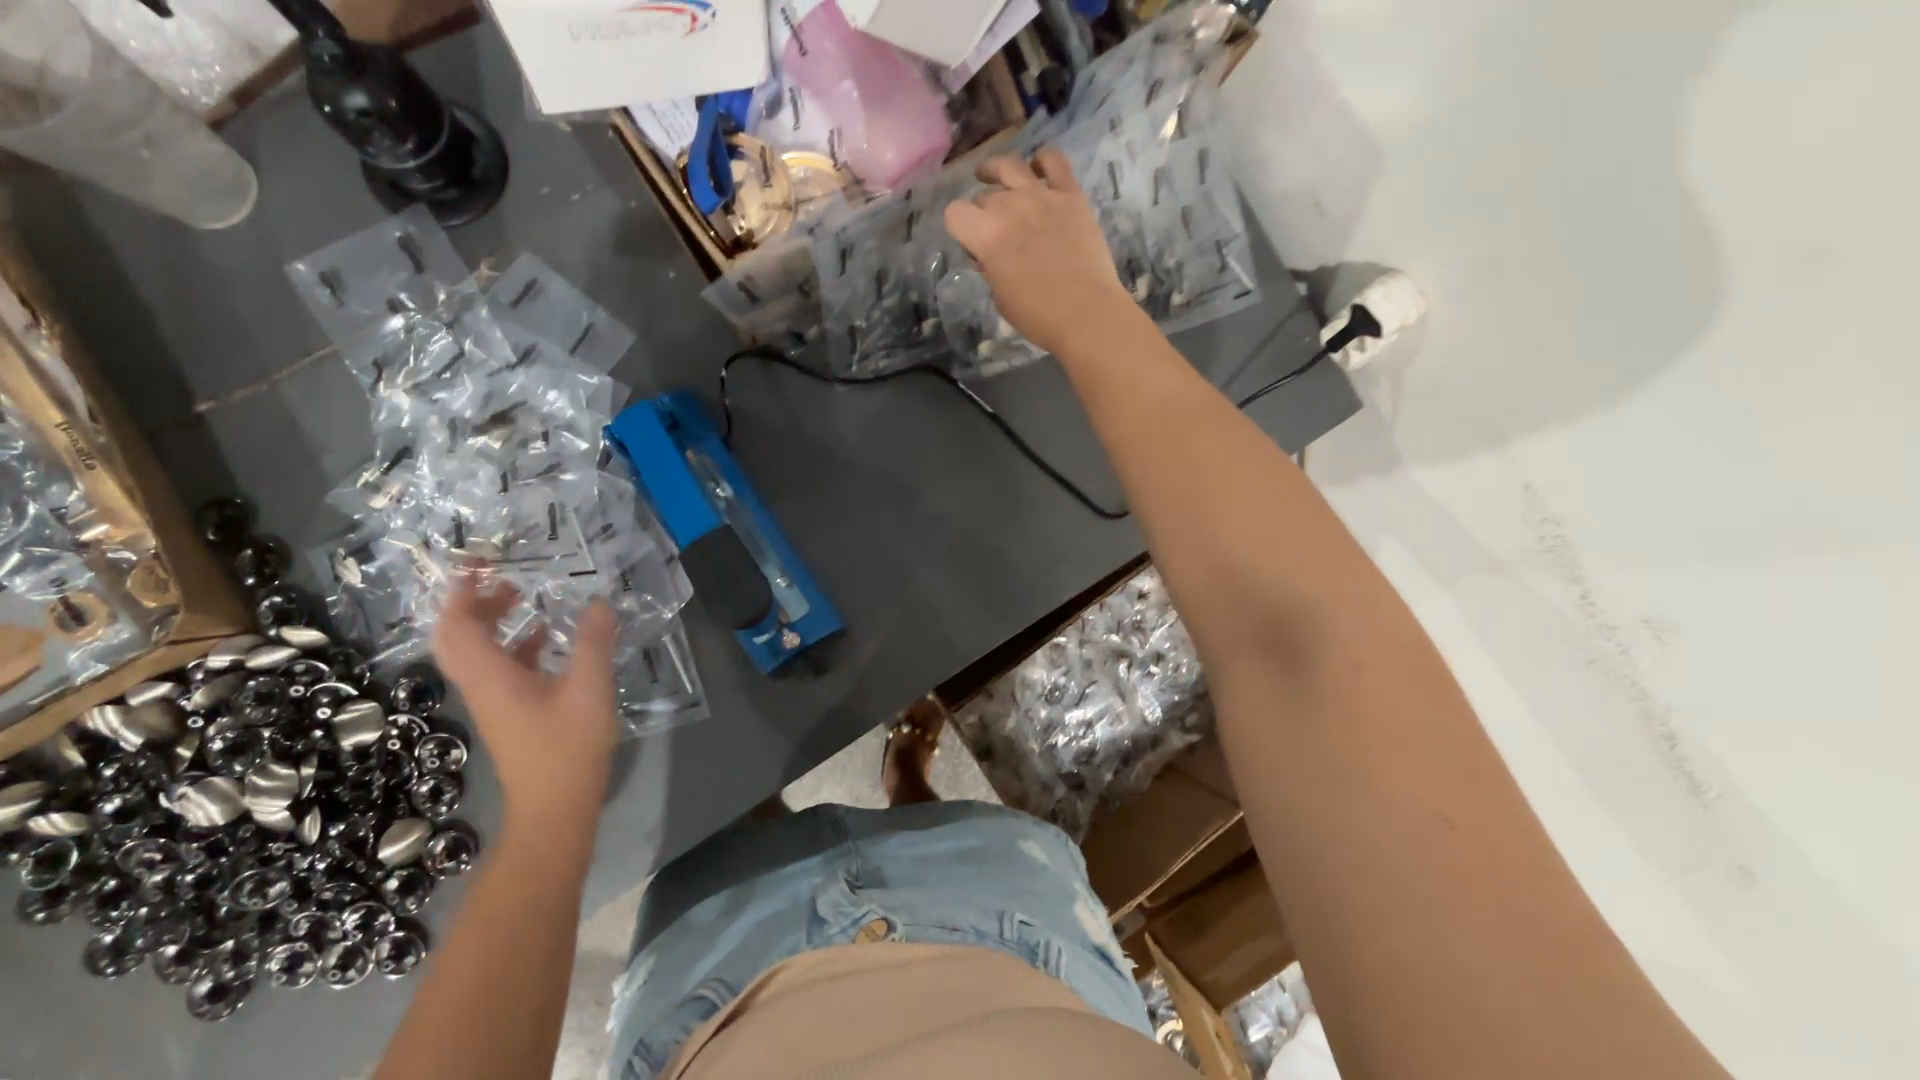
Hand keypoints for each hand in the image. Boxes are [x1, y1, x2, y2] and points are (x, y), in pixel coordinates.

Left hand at [431, 577, 618, 835]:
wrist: (554, 808)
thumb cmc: (568, 749)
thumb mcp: (590, 691)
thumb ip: (593, 644)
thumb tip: (598, 602)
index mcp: (491, 676)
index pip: (458, 625)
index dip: (461, 591)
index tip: (481, 563)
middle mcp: (482, 685)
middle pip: (457, 636)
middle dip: (473, 602)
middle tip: (500, 579)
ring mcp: (493, 701)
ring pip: (478, 652)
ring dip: (493, 621)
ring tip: (522, 598)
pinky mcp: (509, 713)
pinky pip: (499, 668)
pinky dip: (515, 645)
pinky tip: (547, 639)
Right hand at [944, 147, 1136, 356]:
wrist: (1087, 313)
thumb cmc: (1038, 315)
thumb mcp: (999, 296)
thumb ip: (989, 267)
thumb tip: (990, 254)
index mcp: (986, 234)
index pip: (954, 213)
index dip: (959, 228)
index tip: (972, 245)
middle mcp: (1009, 206)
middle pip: (984, 196)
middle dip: (983, 214)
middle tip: (997, 234)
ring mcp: (1042, 196)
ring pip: (1009, 165)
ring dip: (996, 170)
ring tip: (993, 177)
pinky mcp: (1071, 195)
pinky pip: (1054, 160)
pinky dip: (1042, 161)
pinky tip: (1038, 171)